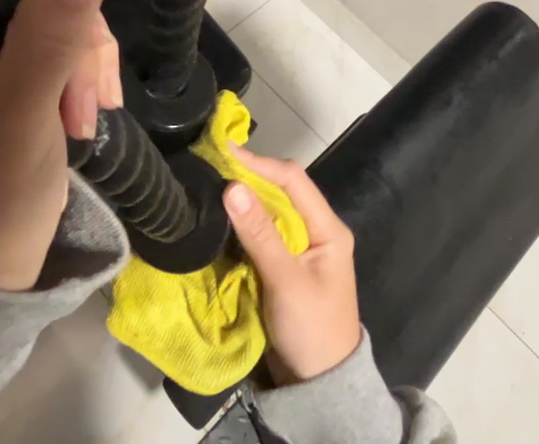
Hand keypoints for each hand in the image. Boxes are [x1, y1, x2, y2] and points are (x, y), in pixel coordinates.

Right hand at [225, 148, 362, 383]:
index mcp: (328, 229)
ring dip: (244, 198)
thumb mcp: (286, 282)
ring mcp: (300, 248)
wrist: (320, 387)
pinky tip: (220, 216)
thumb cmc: (312, 330)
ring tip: (210, 183)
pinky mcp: (284, 265)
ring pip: (270, 210)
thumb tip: (232, 187)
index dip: (259, 163)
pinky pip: (262, 232)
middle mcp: (316, 231)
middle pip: (281, 190)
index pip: (293, 180)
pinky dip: (242, 222)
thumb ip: (260, 234)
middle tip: (211, 164)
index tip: (224, 152)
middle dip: (249, 176)